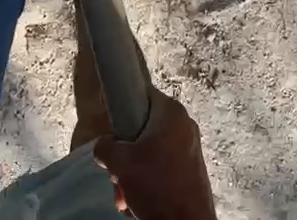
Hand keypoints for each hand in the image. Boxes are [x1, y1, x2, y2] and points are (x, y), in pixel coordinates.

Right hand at [92, 89, 215, 219]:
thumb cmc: (155, 185)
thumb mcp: (120, 163)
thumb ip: (105, 146)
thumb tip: (103, 146)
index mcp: (172, 112)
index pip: (140, 95)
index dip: (122, 111)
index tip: (112, 131)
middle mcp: (185, 124)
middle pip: (143, 128)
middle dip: (125, 153)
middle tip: (116, 171)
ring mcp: (191, 148)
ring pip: (151, 151)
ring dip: (133, 172)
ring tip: (124, 194)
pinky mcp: (193, 170)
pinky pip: (163, 166)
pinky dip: (148, 180)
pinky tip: (137, 200)